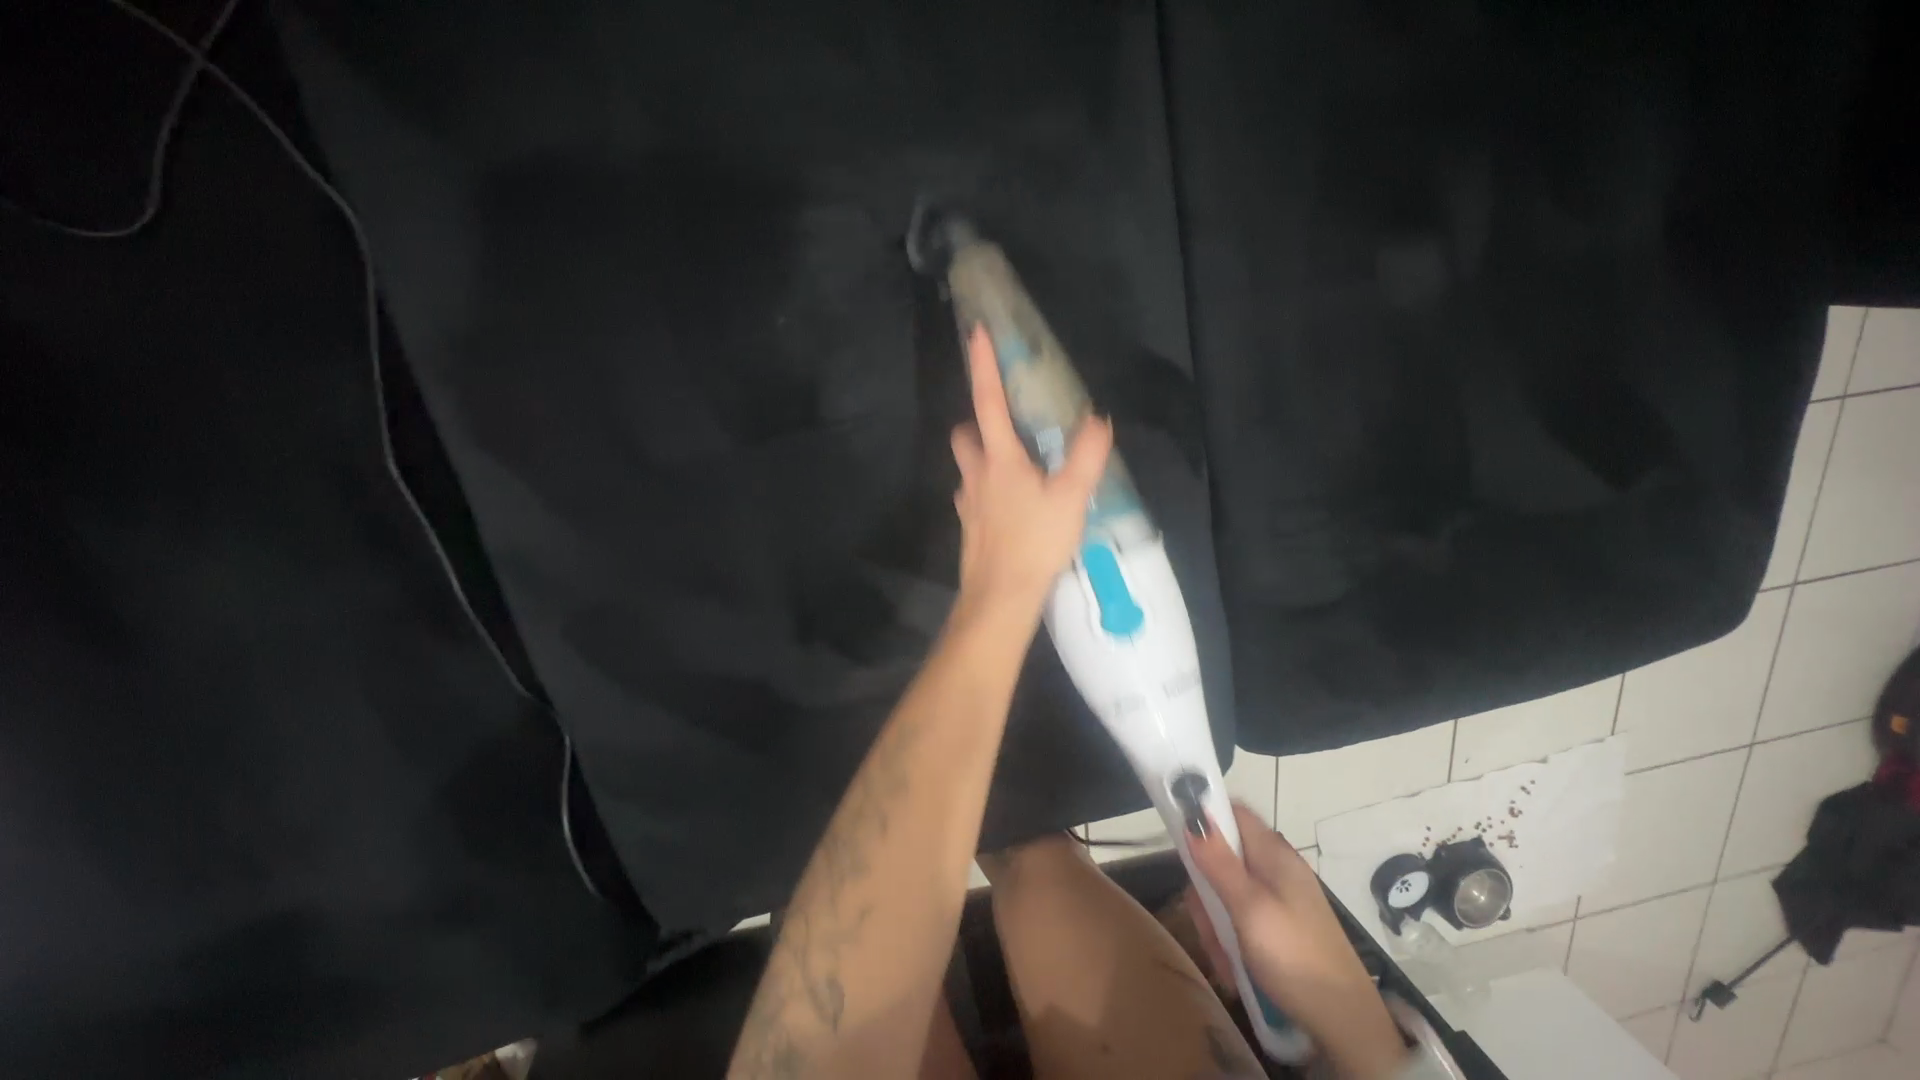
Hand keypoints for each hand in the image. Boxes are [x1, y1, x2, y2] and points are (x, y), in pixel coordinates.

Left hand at [950, 324, 1111, 616]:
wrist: (1000, 597)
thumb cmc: (1034, 543)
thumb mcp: (1072, 497)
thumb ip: (1087, 455)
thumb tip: (1098, 420)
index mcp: (999, 458)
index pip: (988, 401)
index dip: (984, 365)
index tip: (976, 332)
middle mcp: (976, 475)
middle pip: (964, 434)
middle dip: (977, 422)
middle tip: (1006, 425)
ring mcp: (967, 503)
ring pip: (967, 467)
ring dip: (982, 458)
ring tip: (1015, 468)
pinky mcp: (969, 529)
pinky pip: (972, 498)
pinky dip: (986, 492)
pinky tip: (1009, 508)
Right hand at [1187, 804, 1407, 1079]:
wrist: (1344, 1021)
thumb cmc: (1294, 956)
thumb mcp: (1249, 909)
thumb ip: (1219, 862)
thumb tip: (1193, 816)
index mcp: (1274, 854)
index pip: (1233, 812)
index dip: (1205, 817)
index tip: (1182, 846)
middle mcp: (1277, 869)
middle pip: (1223, 857)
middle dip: (1206, 892)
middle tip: (1208, 925)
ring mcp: (1280, 899)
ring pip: (1227, 892)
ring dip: (1216, 924)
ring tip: (1224, 958)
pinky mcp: (1280, 926)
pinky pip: (1242, 918)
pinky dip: (1232, 939)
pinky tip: (1235, 967)